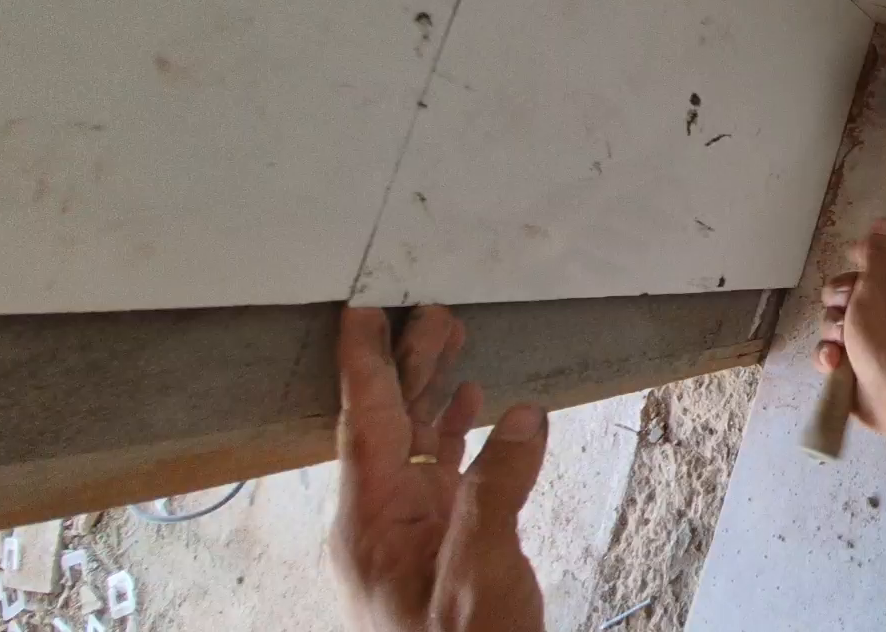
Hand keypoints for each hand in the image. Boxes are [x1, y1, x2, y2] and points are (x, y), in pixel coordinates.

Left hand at [330, 305, 547, 631]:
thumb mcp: (478, 576)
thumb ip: (497, 492)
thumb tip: (526, 414)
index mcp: (373, 523)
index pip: (366, 427)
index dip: (363, 368)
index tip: (360, 315)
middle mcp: (385, 515)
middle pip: (391, 421)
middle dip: (406, 363)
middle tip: (431, 310)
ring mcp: (414, 522)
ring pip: (417, 434)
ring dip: (432, 383)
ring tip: (451, 334)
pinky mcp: (446, 526)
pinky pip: (445, 458)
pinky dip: (456, 421)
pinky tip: (471, 397)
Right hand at [814, 220, 885, 449]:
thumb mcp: (878, 286)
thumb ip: (877, 253)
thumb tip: (885, 221)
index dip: (867, 252)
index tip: (853, 257)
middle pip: (851, 284)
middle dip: (838, 296)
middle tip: (845, 307)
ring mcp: (873, 334)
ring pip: (837, 317)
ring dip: (833, 329)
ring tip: (842, 343)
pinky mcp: (857, 360)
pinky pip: (833, 348)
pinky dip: (831, 355)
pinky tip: (835, 362)